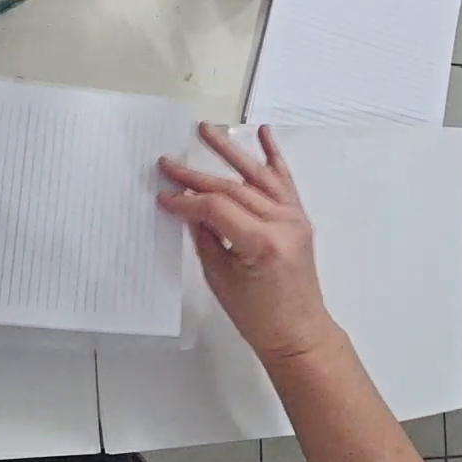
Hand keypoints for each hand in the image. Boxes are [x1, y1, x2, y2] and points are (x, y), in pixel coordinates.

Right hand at [157, 123, 341, 365]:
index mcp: (261, 243)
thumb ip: (205, 236)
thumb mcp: (220, 278)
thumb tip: (187, 206)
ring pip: (257, 176)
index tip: (162, 196)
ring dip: (229, 150)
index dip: (186, 201)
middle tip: (168, 162)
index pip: (217, 208)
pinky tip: (263, 132)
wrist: (299, 332)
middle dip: (196, 176)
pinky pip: (284, 180)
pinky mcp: (299, 216)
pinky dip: (274, 155)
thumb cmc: (255, 316)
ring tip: (205, 129)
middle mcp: (282, 223)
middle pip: (233, 189)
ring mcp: (294, 217)